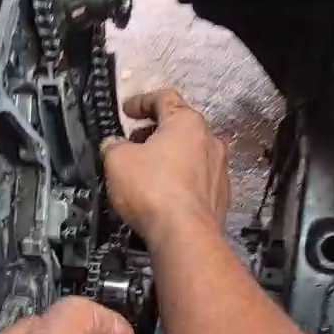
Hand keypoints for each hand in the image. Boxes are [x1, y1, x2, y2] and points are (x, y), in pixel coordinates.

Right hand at [100, 88, 230, 248]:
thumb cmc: (153, 190)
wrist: (185, 235)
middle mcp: (209, 141)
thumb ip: (113, 145)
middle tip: (133, 143)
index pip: (164, 98)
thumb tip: (114, 145)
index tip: (128, 111)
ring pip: (190, 154)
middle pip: (179, 127)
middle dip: (154, 132)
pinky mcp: (220, 196)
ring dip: (168, 157)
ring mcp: (219, 169)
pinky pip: (197, 180)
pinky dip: (180, 180)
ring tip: (145, 171)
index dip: (141, 101)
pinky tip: (163, 194)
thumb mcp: (117, 160)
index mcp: (187, 122)